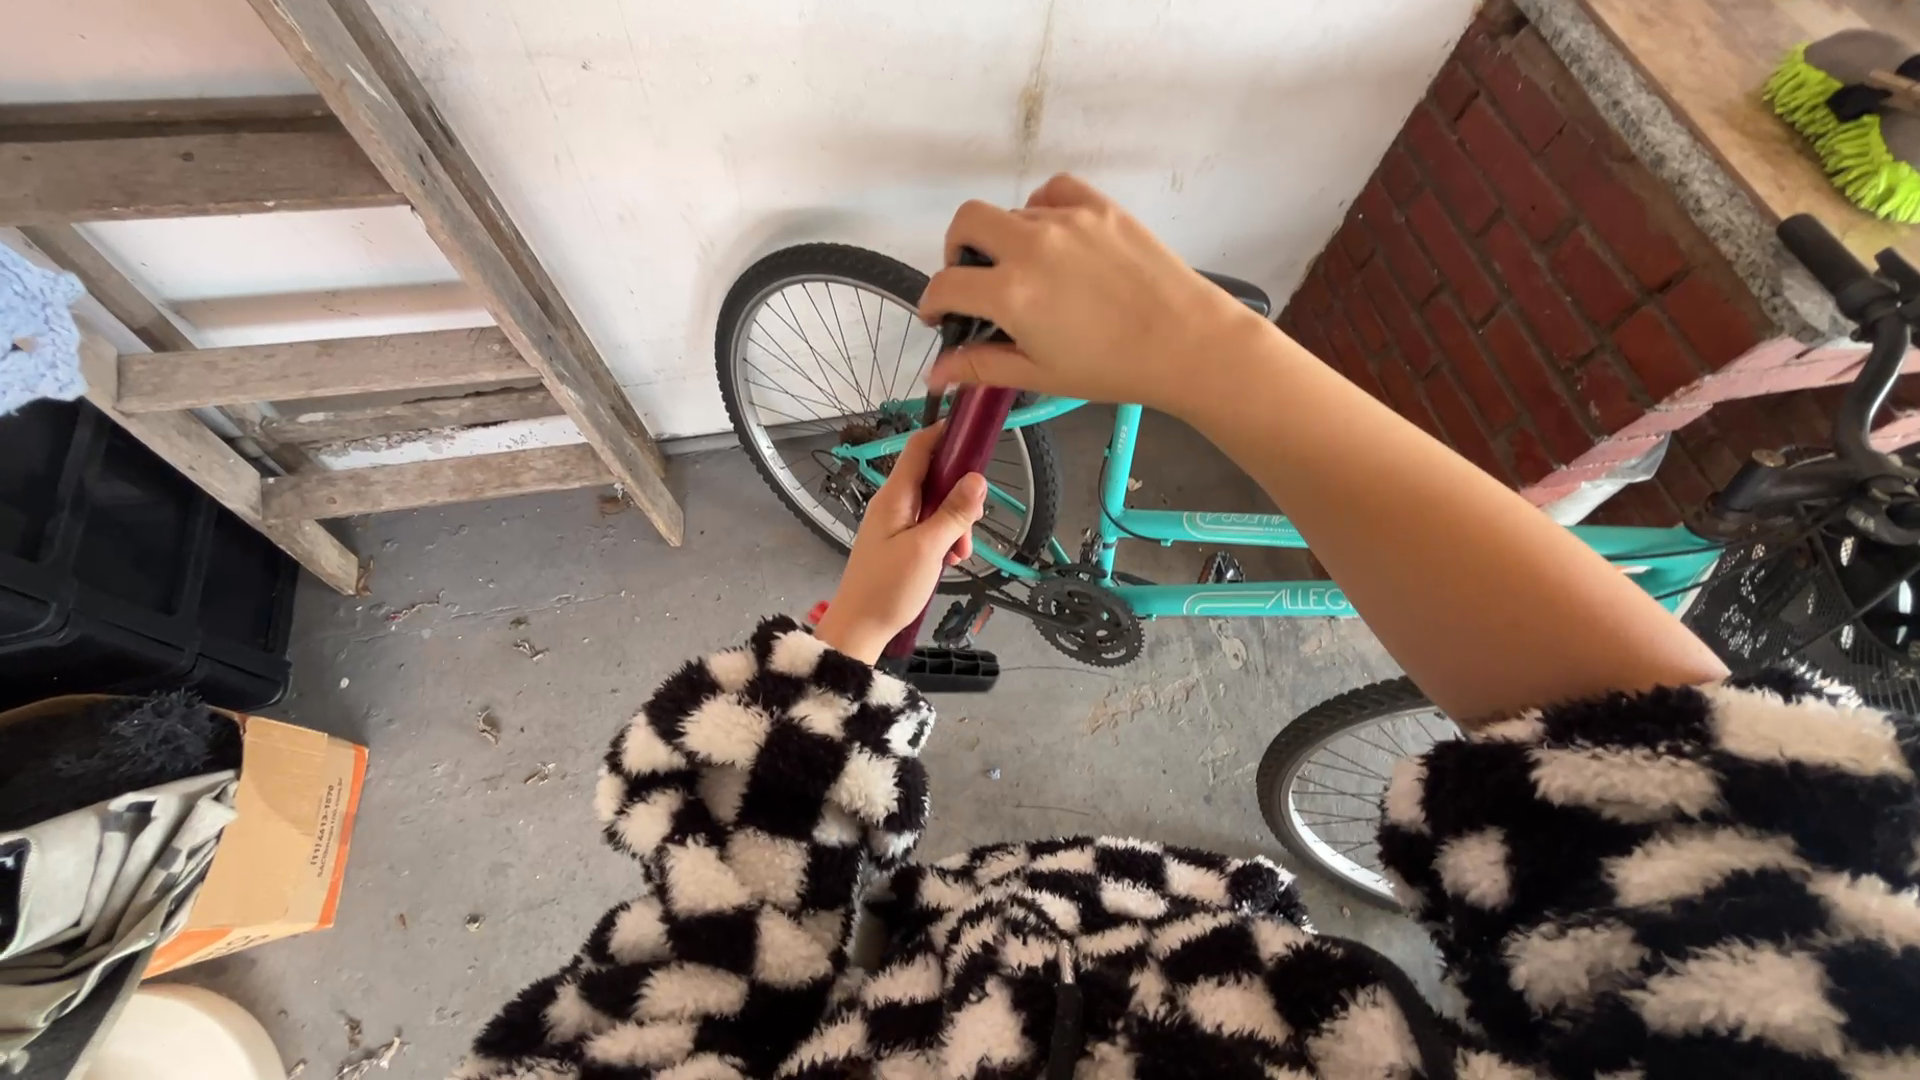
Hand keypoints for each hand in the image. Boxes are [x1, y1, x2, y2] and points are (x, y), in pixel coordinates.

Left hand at [813, 424, 986, 663]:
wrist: (860, 627)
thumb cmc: (889, 587)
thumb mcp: (928, 548)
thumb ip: (954, 512)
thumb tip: (978, 478)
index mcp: (895, 495)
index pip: (920, 447)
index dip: (947, 435)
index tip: (976, 438)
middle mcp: (894, 502)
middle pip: (936, 477)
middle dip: (960, 496)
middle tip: (970, 524)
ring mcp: (897, 522)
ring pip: (938, 505)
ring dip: (955, 523)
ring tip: (957, 552)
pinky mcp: (902, 541)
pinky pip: (931, 527)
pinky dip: (945, 539)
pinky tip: (949, 560)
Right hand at [918, 174, 1275, 418]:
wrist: (1186, 343)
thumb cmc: (1113, 369)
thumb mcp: (1040, 374)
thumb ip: (981, 367)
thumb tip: (937, 373)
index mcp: (1011, 294)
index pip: (946, 285)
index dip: (932, 302)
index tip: (939, 316)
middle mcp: (1031, 245)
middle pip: (966, 222)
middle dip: (956, 251)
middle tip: (972, 282)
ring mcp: (1067, 219)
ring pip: (1010, 212)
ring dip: (1003, 240)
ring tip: (1026, 273)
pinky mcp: (1099, 206)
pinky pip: (1052, 190)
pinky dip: (1039, 208)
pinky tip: (1051, 237)